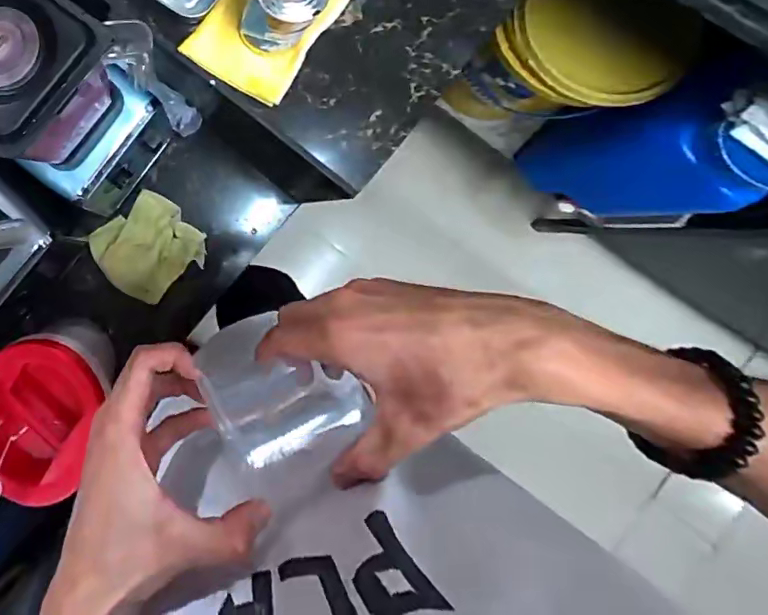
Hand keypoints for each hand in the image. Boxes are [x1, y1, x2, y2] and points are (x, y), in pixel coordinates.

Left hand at [43, 343, 269, 614]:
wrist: (85, 590)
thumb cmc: (123, 556)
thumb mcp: (181, 542)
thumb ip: (229, 531)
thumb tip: (265, 510)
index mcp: (118, 428)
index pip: (142, 362)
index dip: (174, 355)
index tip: (204, 375)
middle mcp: (110, 424)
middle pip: (144, 373)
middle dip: (180, 369)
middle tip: (214, 381)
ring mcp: (112, 440)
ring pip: (144, 395)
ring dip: (177, 390)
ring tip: (212, 397)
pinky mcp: (118, 457)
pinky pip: (146, 420)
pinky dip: (172, 415)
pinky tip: (202, 424)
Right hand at [257, 278, 662, 485]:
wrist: (503, 338)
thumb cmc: (448, 381)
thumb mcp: (407, 428)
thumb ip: (367, 457)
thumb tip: (340, 481)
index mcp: (338, 333)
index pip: (281, 335)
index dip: (266, 353)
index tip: (264, 372)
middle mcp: (344, 303)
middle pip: (294, 314)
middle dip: (285, 340)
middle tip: (297, 375)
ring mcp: (368, 289)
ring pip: (320, 303)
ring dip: (313, 328)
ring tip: (334, 366)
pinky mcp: (389, 286)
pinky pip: (344, 299)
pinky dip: (337, 318)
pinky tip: (368, 349)